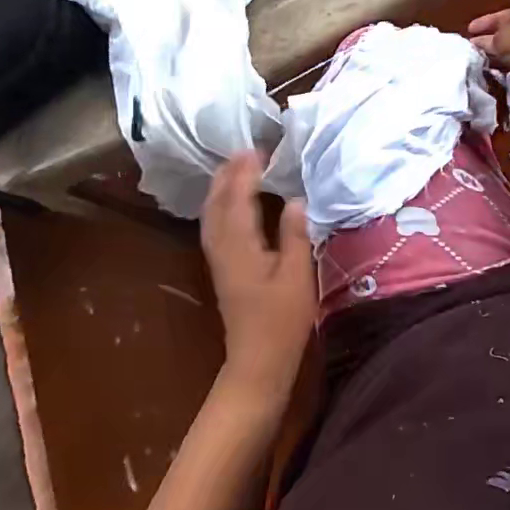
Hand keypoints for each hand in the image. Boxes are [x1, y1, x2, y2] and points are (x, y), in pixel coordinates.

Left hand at [200, 153, 316, 396]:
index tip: (256, 149)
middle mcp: (222, 249)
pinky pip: (215, 227)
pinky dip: (220, 207)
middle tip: (241, 151)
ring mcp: (219, 261)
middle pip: (217, 204)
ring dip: (220, 190)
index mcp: (240, 247)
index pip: (238, 200)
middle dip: (227, 176)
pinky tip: (230, 204)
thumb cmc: (282, 319)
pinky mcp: (223, 270)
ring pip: (212, 216)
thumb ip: (294, 235)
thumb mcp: (297, 275)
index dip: (246, 174)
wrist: (258, 359)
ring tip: (232, 169)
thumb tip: (295, 199)